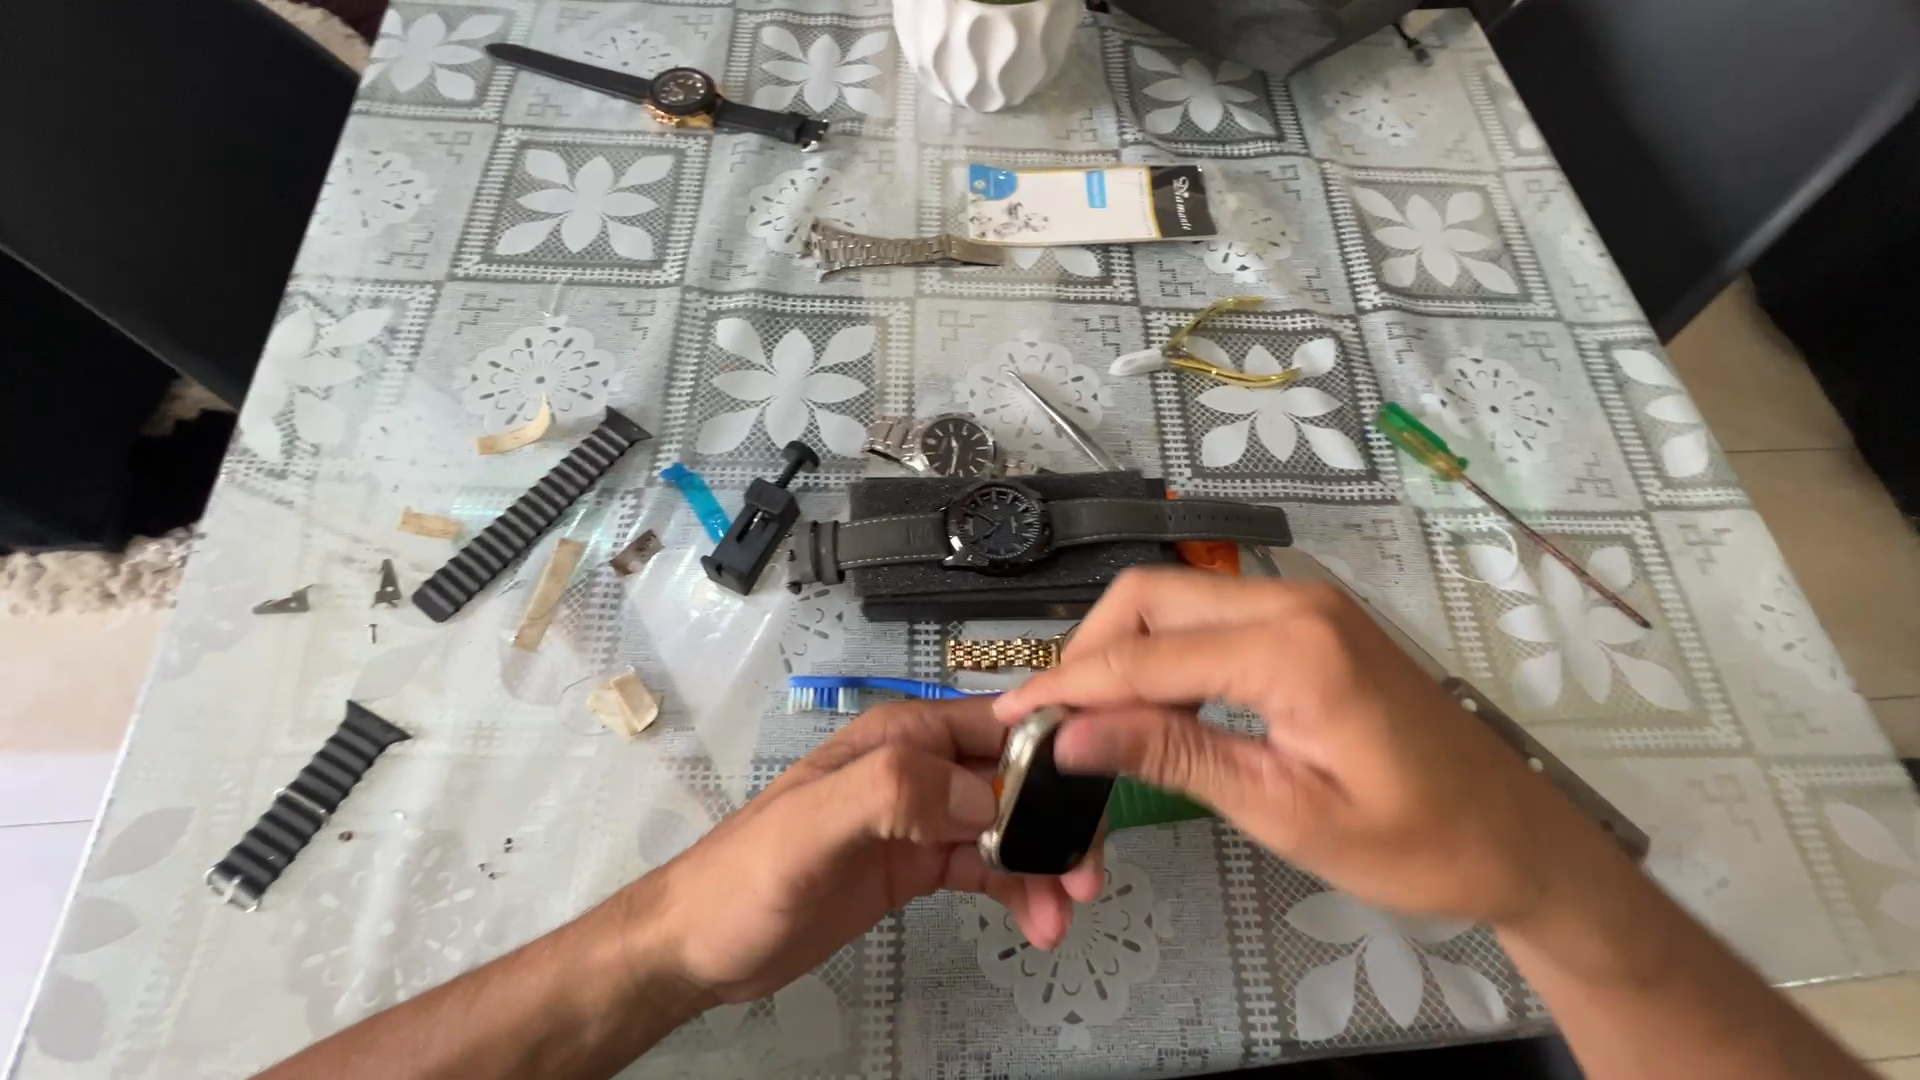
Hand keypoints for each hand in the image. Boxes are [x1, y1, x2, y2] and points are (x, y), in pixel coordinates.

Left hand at [631, 696, 1104, 1008]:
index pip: (993, 725)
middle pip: (1012, 778)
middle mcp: (918, 768)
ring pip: (1005, 826)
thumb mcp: (813, 823)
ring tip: (1062, 914)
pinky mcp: (918, 862)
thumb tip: (974, 796)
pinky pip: (984, 865)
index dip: (1048, 751)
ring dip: (1041, 864)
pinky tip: (1035, 920)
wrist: (706, 943)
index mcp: (900, 737)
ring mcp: (921, 816)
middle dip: (1055, 819)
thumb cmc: (749, 873)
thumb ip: (891, 791)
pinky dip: (1017, 888)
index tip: (1090, 795)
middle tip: (1086, 875)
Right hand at [994, 567, 1617, 928]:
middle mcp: (1290, 601)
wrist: (1521, 837)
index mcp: (1292, 650)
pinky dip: (1159, 649)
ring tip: (1088, 712)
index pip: (1145, 656)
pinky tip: (1145, 696)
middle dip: (1086, 651)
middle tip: (1054, 716)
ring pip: (1170, 597)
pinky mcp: (1303, 616)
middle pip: (1147, 596)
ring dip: (1119, 647)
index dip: (1070, 685)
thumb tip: (1074, 736)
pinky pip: (1204, 615)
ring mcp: (1300, 601)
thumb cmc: (1417, 844)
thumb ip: (1173, 756)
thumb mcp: (1284, 812)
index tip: (1016, 715)